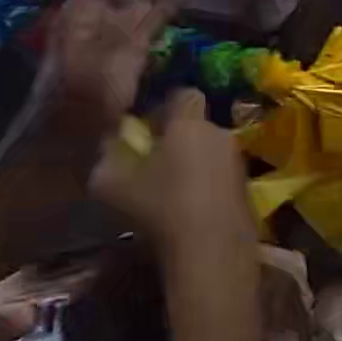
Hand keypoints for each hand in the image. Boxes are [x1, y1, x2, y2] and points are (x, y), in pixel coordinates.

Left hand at [51, 0, 185, 126]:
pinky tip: (169, 12)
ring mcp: (97, 33)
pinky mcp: (109, 50)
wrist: (77, 128)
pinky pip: (129, 21)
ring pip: (124, 1)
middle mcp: (87, 16)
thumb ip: (151, 17)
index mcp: (81, 11)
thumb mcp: (126, 50)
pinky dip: (150, 12)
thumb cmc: (97, 87)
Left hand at [91, 89, 251, 252]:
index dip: (152, 102)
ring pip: (180, 161)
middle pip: (153, 140)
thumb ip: (184, 103)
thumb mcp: (189, 130)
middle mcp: (123, 187)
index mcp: (108, 167)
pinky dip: (216, 173)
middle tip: (209, 116)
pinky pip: (199, 182)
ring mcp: (154, 205)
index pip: (123, 121)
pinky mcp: (185, 216)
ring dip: (204, 150)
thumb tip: (185, 93)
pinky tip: (233, 169)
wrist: (222, 248)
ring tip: (226, 143)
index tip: (182, 92)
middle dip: (184, 127)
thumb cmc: (195, 187)